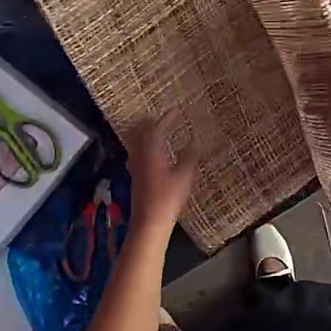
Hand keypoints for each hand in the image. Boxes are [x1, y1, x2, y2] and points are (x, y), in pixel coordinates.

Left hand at [125, 111, 197, 229]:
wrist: (149, 221)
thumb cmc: (168, 197)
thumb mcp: (184, 175)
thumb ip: (189, 155)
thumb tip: (196, 139)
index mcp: (152, 150)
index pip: (158, 127)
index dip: (168, 117)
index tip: (177, 109)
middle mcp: (139, 154)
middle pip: (141, 131)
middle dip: (153, 121)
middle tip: (166, 117)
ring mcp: (135, 164)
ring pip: (136, 141)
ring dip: (146, 132)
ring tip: (159, 129)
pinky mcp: (135, 174)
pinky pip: (137, 151)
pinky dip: (144, 144)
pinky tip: (153, 150)